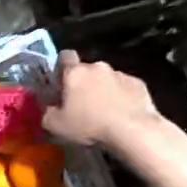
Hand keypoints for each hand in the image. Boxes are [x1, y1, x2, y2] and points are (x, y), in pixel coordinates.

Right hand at [42, 50, 161, 148]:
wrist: (131, 130)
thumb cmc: (89, 125)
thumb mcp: (56, 126)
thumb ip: (48, 113)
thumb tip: (50, 109)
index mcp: (75, 73)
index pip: (65, 57)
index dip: (62, 68)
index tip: (61, 83)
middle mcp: (97, 67)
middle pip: (86, 71)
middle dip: (83, 84)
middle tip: (81, 105)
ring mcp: (120, 74)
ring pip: (106, 79)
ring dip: (102, 91)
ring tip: (103, 113)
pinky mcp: (138, 84)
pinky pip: (124, 88)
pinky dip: (121, 97)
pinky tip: (120, 114)